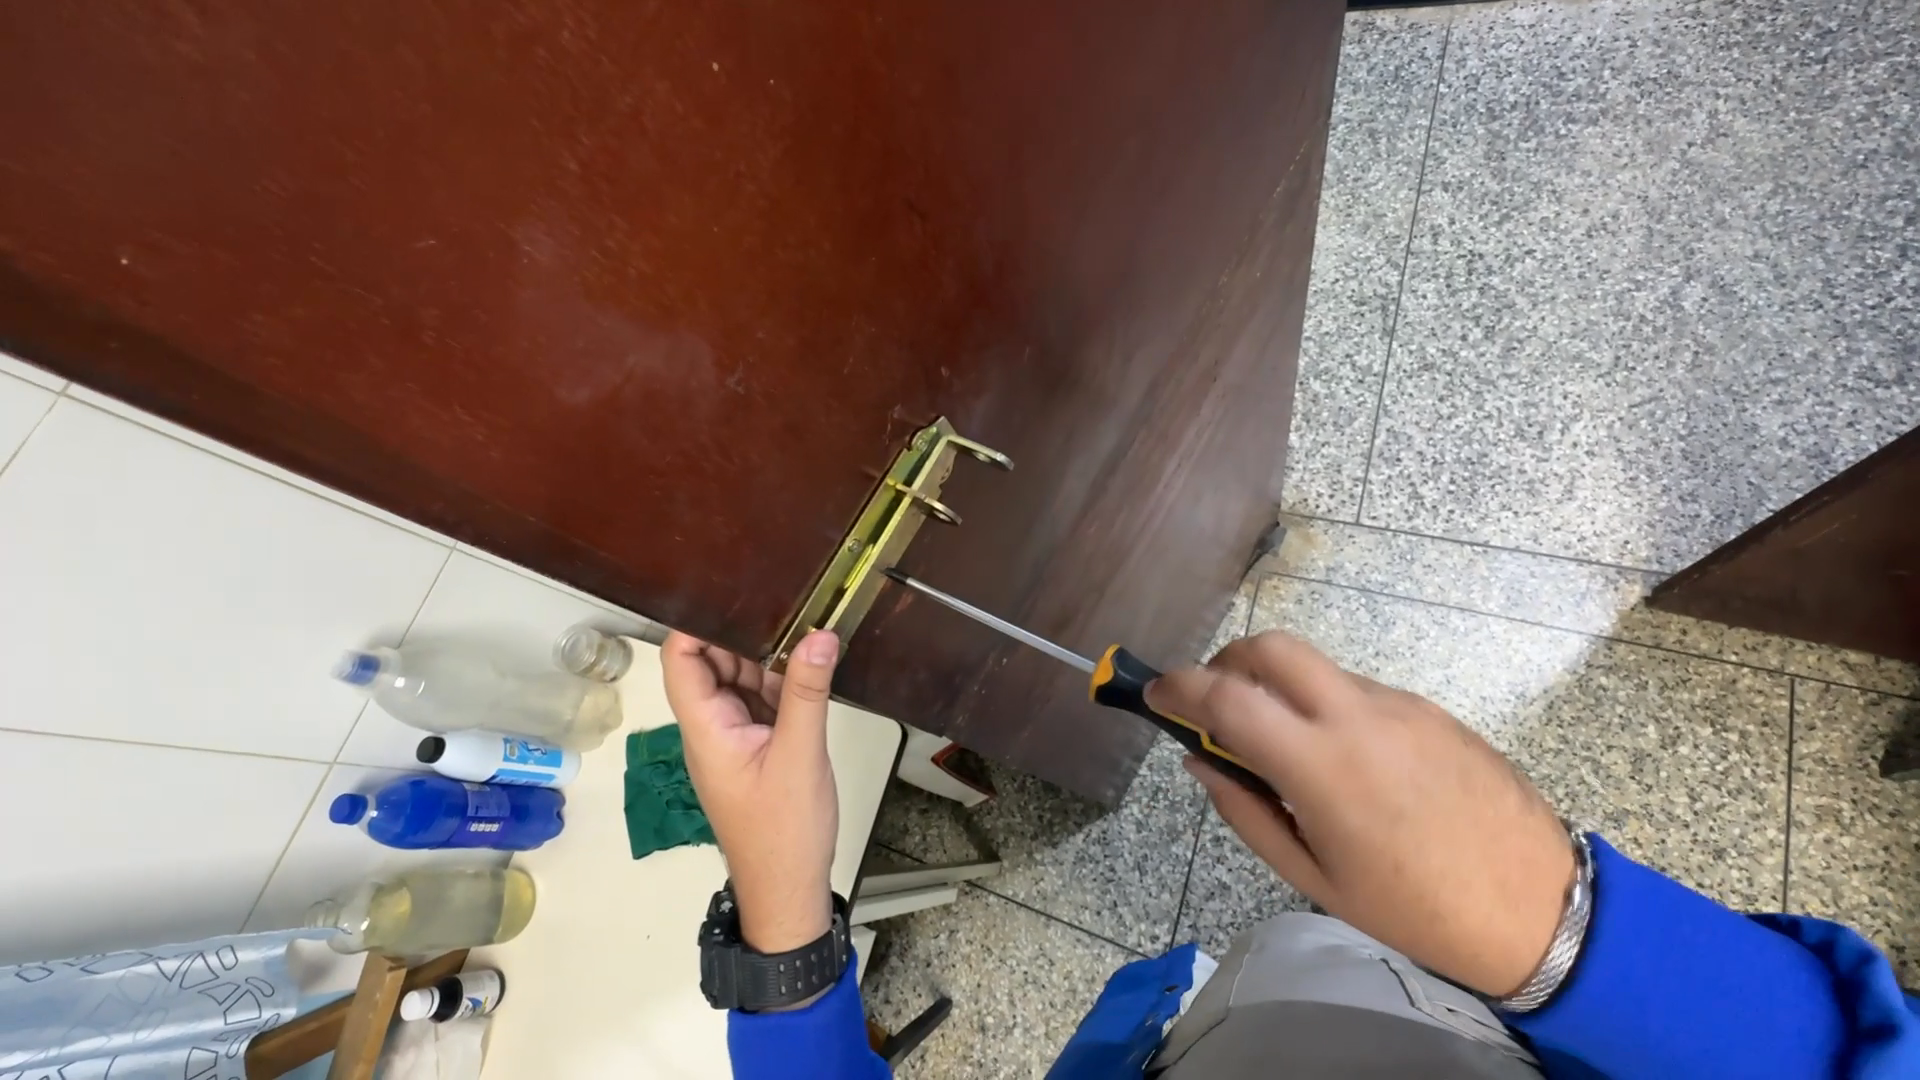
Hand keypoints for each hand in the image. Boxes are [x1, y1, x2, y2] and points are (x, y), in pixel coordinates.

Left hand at [662, 628, 840, 953]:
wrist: (789, 890)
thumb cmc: (784, 829)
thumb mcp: (800, 755)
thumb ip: (807, 692)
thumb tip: (820, 635)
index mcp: (706, 729)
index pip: (681, 664)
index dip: (696, 627)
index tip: (733, 592)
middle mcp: (714, 728)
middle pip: (715, 667)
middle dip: (744, 635)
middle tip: (785, 598)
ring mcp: (736, 739)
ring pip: (742, 683)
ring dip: (768, 657)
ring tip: (805, 619)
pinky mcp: (758, 749)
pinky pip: (763, 703)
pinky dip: (783, 682)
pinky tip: (810, 661)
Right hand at [1149, 631, 1573, 997]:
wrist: (1543, 910)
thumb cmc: (1412, 908)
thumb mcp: (1311, 876)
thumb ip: (1244, 811)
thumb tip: (1200, 761)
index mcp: (1320, 765)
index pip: (1227, 698)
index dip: (1178, 687)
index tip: (1155, 694)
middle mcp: (1357, 717)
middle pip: (1272, 647)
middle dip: (1226, 659)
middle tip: (1213, 698)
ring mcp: (1398, 706)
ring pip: (1315, 669)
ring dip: (1279, 687)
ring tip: (1284, 744)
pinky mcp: (1430, 709)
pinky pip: (1357, 691)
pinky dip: (1325, 705)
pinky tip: (1343, 758)